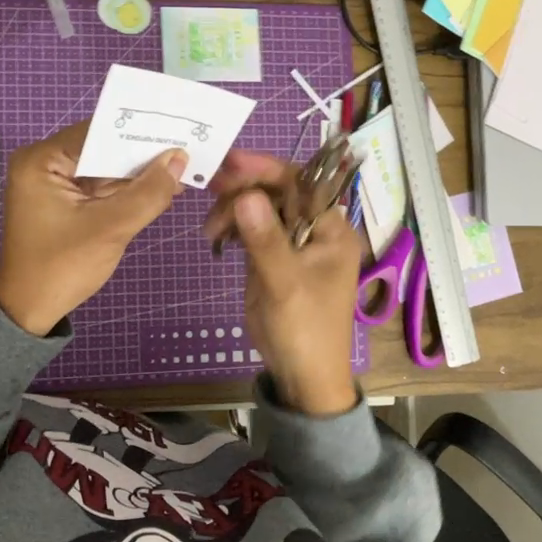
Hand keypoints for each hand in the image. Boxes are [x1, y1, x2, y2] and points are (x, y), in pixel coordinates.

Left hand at [0, 123, 185, 334]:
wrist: (27, 311)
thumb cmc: (61, 267)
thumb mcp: (110, 228)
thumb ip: (147, 192)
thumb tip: (180, 158)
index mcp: (40, 160)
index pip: (97, 133)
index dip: (138, 132)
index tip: (177, 129)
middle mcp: (41, 163)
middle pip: (100, 148)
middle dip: (141, 153)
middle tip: (187, 147)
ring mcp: (50, 182)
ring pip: (102, 167)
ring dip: (137, 173)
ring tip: (183, 168)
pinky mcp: (61, 200)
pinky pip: (97, 185)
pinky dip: (124, 189)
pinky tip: (160, 188)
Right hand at [204, 151, 361, 415]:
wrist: (303, 378)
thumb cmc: (304, 331)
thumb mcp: (284, 285)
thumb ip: (266, 240)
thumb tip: (245, 196)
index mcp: (331, 231)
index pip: (300, 183)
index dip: (266, 169)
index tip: (231, 164)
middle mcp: (315, 230)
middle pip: (277, 191)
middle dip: (244, 189)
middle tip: (209, 191)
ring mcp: (293, 244)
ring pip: (260, 208)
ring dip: (233, 209)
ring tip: (210, 231)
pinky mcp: (273, 258)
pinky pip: (252, 228)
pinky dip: (233, 226)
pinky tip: (216, 237)